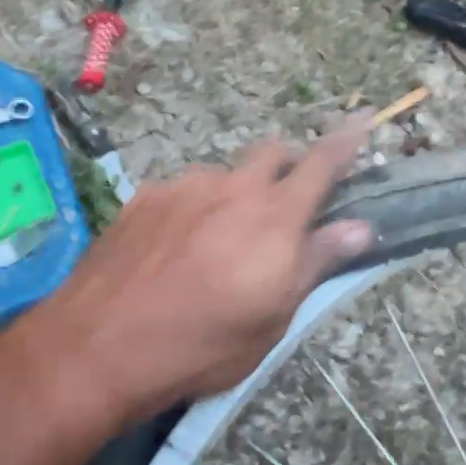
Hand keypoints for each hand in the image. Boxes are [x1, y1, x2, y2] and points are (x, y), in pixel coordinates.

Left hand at [27, 116, 376, 424]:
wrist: (102, 345)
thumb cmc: (203, 344)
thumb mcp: (273, 316)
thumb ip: (316, 261)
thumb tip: (360, 227)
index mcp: (275, 216)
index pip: (322, 163)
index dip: (347, 140)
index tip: (364, 119)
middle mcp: (233, 187)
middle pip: (273, 153)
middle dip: (288, 167)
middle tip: (286, 204)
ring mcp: (185, 186)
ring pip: (225, 175)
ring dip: (235, 194)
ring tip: (218, 243)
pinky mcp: (145, 195)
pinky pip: (184, 190)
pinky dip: (194, 209)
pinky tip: (174, 249)